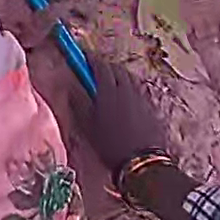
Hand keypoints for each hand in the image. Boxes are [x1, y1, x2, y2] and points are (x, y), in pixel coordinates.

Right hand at [82, 59, 170, 177]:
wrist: (144, 164)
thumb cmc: (110, 144)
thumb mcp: (87, 125)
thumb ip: (78, 102)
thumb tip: (68, 86)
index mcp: (109, 92)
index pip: (100, 66)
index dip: (90, 58)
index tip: (81, 55)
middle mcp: (127, 91)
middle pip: (117, 69)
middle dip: (105, 65)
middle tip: (93, 70)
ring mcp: (142, 99)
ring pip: (130, 78)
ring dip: (118, 75)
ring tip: (109, 82)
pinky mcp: (151, 109)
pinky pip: (139, 90)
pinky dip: (129, 87)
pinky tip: (125, 98)